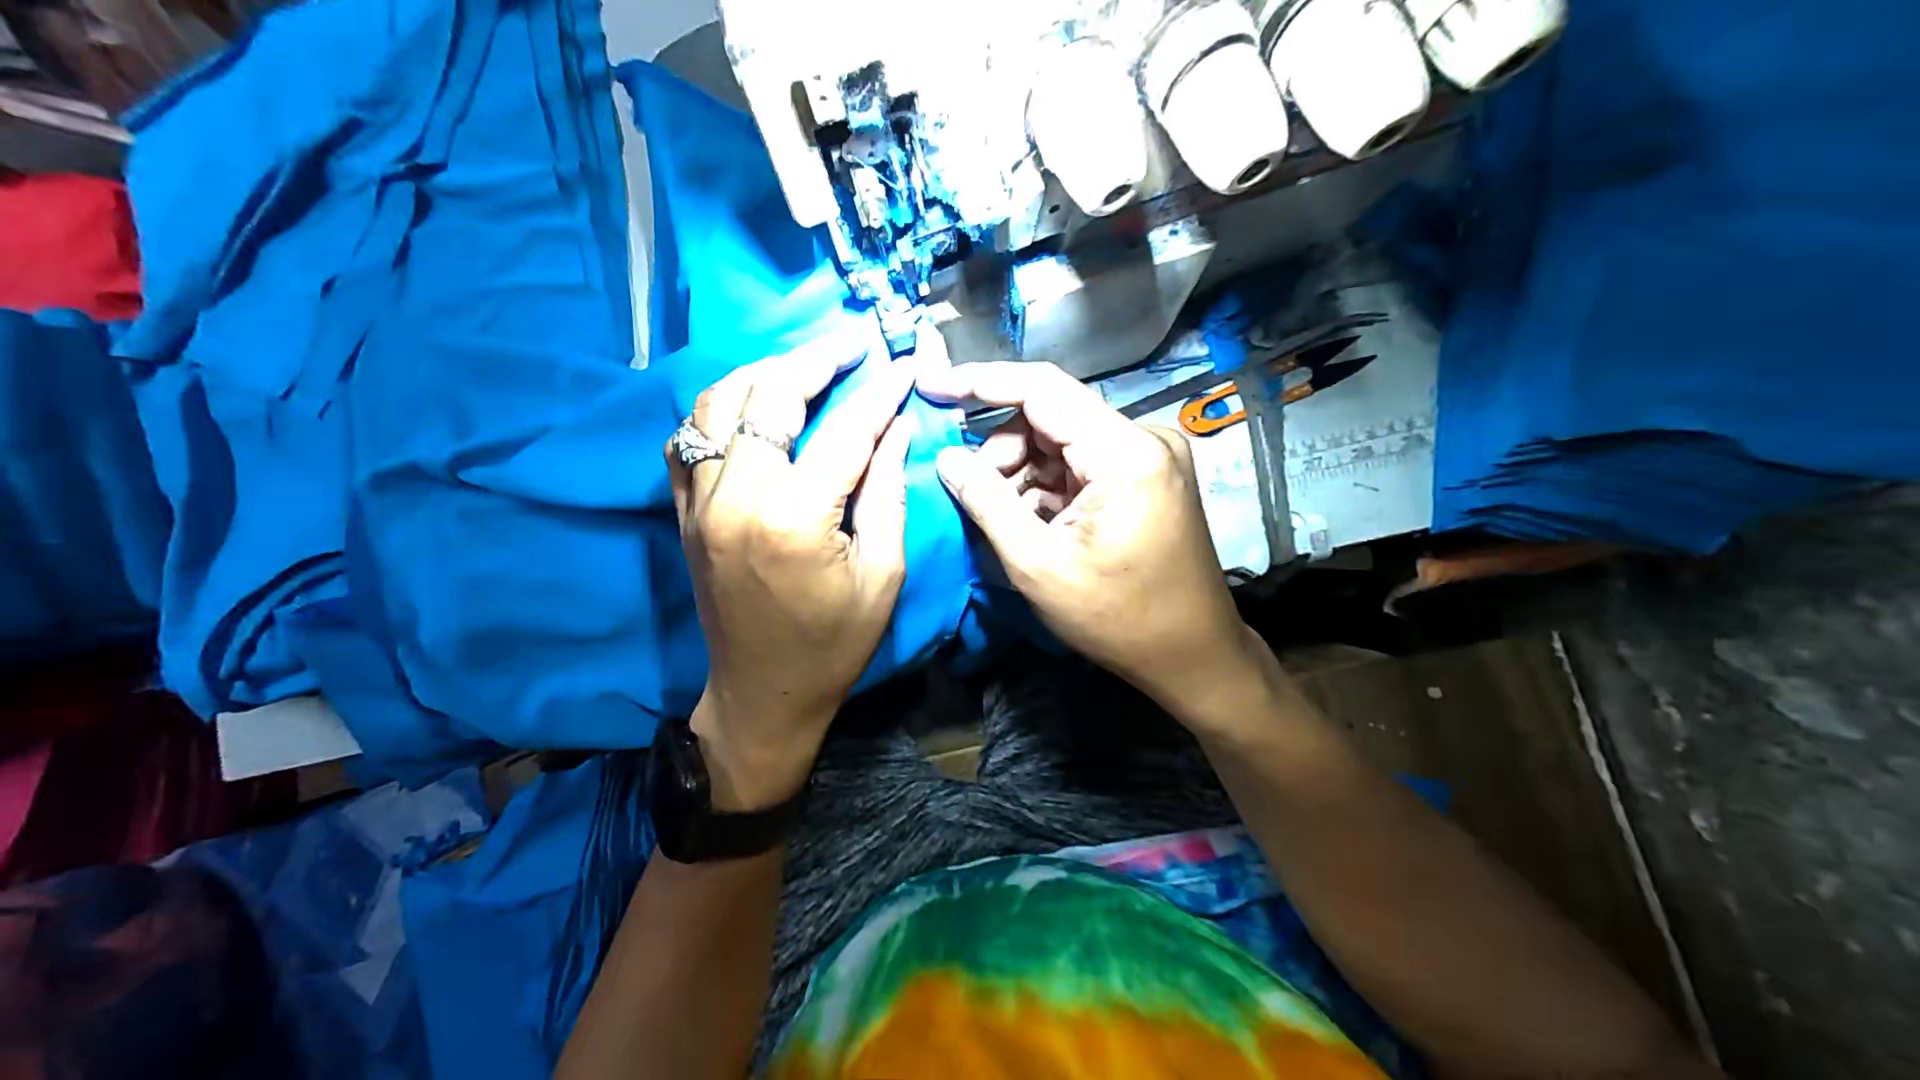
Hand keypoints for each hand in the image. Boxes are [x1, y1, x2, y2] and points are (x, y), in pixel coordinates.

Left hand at [667, 328, 925, 809]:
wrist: (763, 692)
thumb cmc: (834, 644)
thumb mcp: (883, 573)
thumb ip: (886, 490)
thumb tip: (896, 425)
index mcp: (794, 518)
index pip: (845, 429)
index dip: (880, 392)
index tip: (904, 365)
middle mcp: (736, 497)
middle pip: (768, 395)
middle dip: (816, 360)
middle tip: (852, 347)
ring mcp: (698, 502)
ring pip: (717, 403)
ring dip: (762, 374)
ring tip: (804, 369)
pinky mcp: (682, 513)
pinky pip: (687, 439)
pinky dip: (719, 411)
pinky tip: (752, 410)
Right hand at [918, 361, 1265, 725]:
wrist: (1191, 655)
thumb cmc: (1117, 619)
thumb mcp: (1038, 564)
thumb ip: (987, 502)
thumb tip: (946, 457)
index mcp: (1125, 454)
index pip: (1044, 389)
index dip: (983, 382)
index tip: (935, 387)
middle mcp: (1144, 440)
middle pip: (1053, 415)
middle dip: (1002, 446)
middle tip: (972, 489)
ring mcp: (1149, 457)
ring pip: (1064, 440)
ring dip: (1023, 470)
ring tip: (1004, 515)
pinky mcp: (1147, 476)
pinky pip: (1082, 462)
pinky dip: (1049, 484)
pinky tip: (1032, 518)